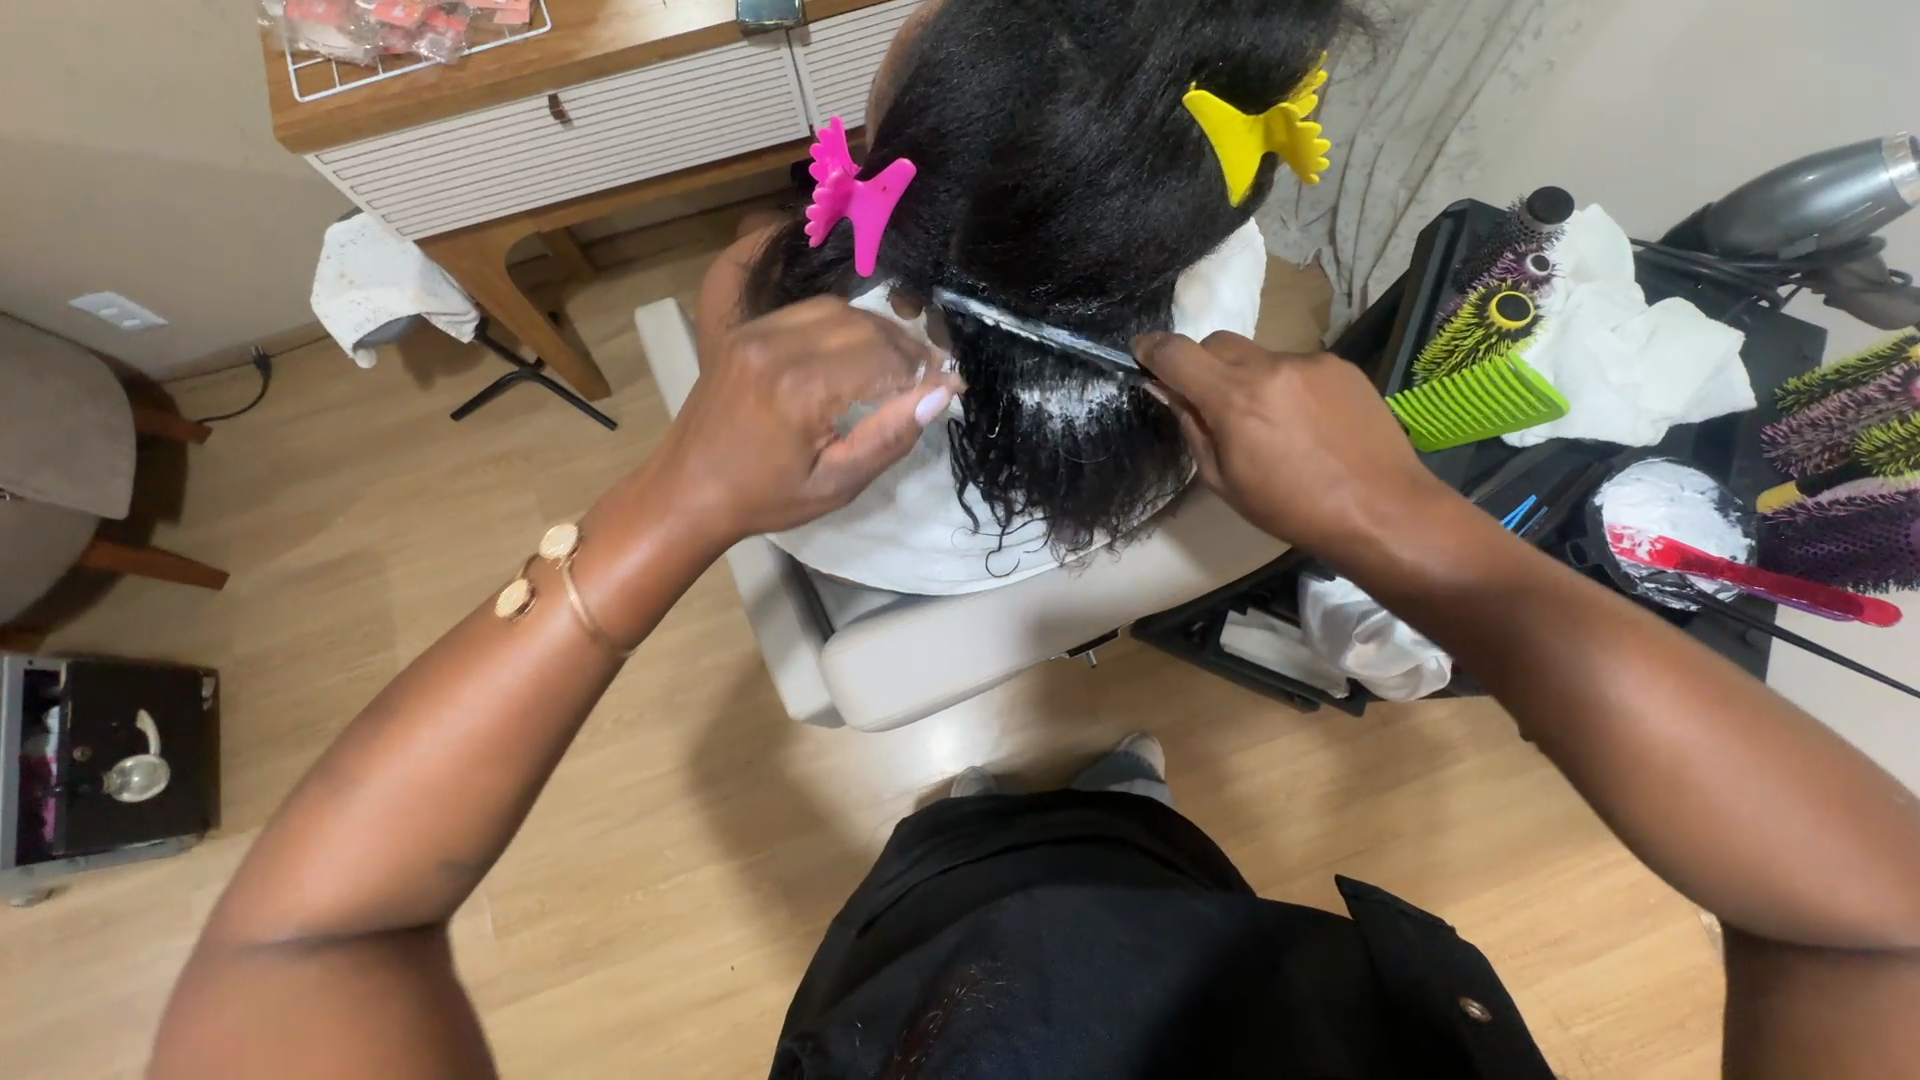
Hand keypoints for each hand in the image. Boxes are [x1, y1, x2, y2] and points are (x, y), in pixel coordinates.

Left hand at [644, 296, 961, 547]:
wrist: (688, 489)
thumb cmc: (765, 498)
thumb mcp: (837, 483)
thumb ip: (890, 436)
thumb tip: (939, 394)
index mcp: (800, 388)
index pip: (882, 357)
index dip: (923, 369)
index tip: (950, 386)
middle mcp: (777, 345)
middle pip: (864, 324)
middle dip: (905, 347)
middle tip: (931, 375)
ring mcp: (756, 332)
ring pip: (838, 309)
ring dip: (877, 331)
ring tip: (901, 362)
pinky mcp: (746, 330)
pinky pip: (809, 311)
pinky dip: (844, 324)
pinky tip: (860, 349)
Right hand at [1133, 331, 1454, 553]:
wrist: (1380, 509)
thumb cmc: (1290, 508)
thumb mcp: (1223, 480)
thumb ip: (1192, 428)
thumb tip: (1168, 392)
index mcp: (1234, 399)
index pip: (1177, 354)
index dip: (1151, 349)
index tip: (1141, 352)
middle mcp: (1270, 367)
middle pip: (1217, 343)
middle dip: (1202, 365)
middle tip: (1210, 402)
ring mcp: (1310, 362)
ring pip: (1259, 356)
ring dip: (1248, 379)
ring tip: (1270, 424)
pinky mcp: (1341, 366)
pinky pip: (1295, 366)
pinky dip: (1285, 385)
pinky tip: (1304, 423)